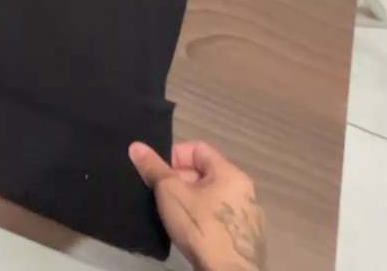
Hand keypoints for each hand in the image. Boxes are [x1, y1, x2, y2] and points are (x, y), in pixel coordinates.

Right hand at [129, 140, 265, 270]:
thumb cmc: (201, 226)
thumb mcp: (169, 192)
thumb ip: (153, 167)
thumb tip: (136, 145)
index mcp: (231, 175)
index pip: (197, 149)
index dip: (174, 155)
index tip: (160, 173)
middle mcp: (246, 192)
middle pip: (204, 173)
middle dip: (179, 179)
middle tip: (162, 193)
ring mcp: (250, 219)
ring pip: (211, 197)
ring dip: (190, 199)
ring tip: (173, 212)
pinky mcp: (247, 240)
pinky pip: (219, 217)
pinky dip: (203, 218)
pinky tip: (190, 230)